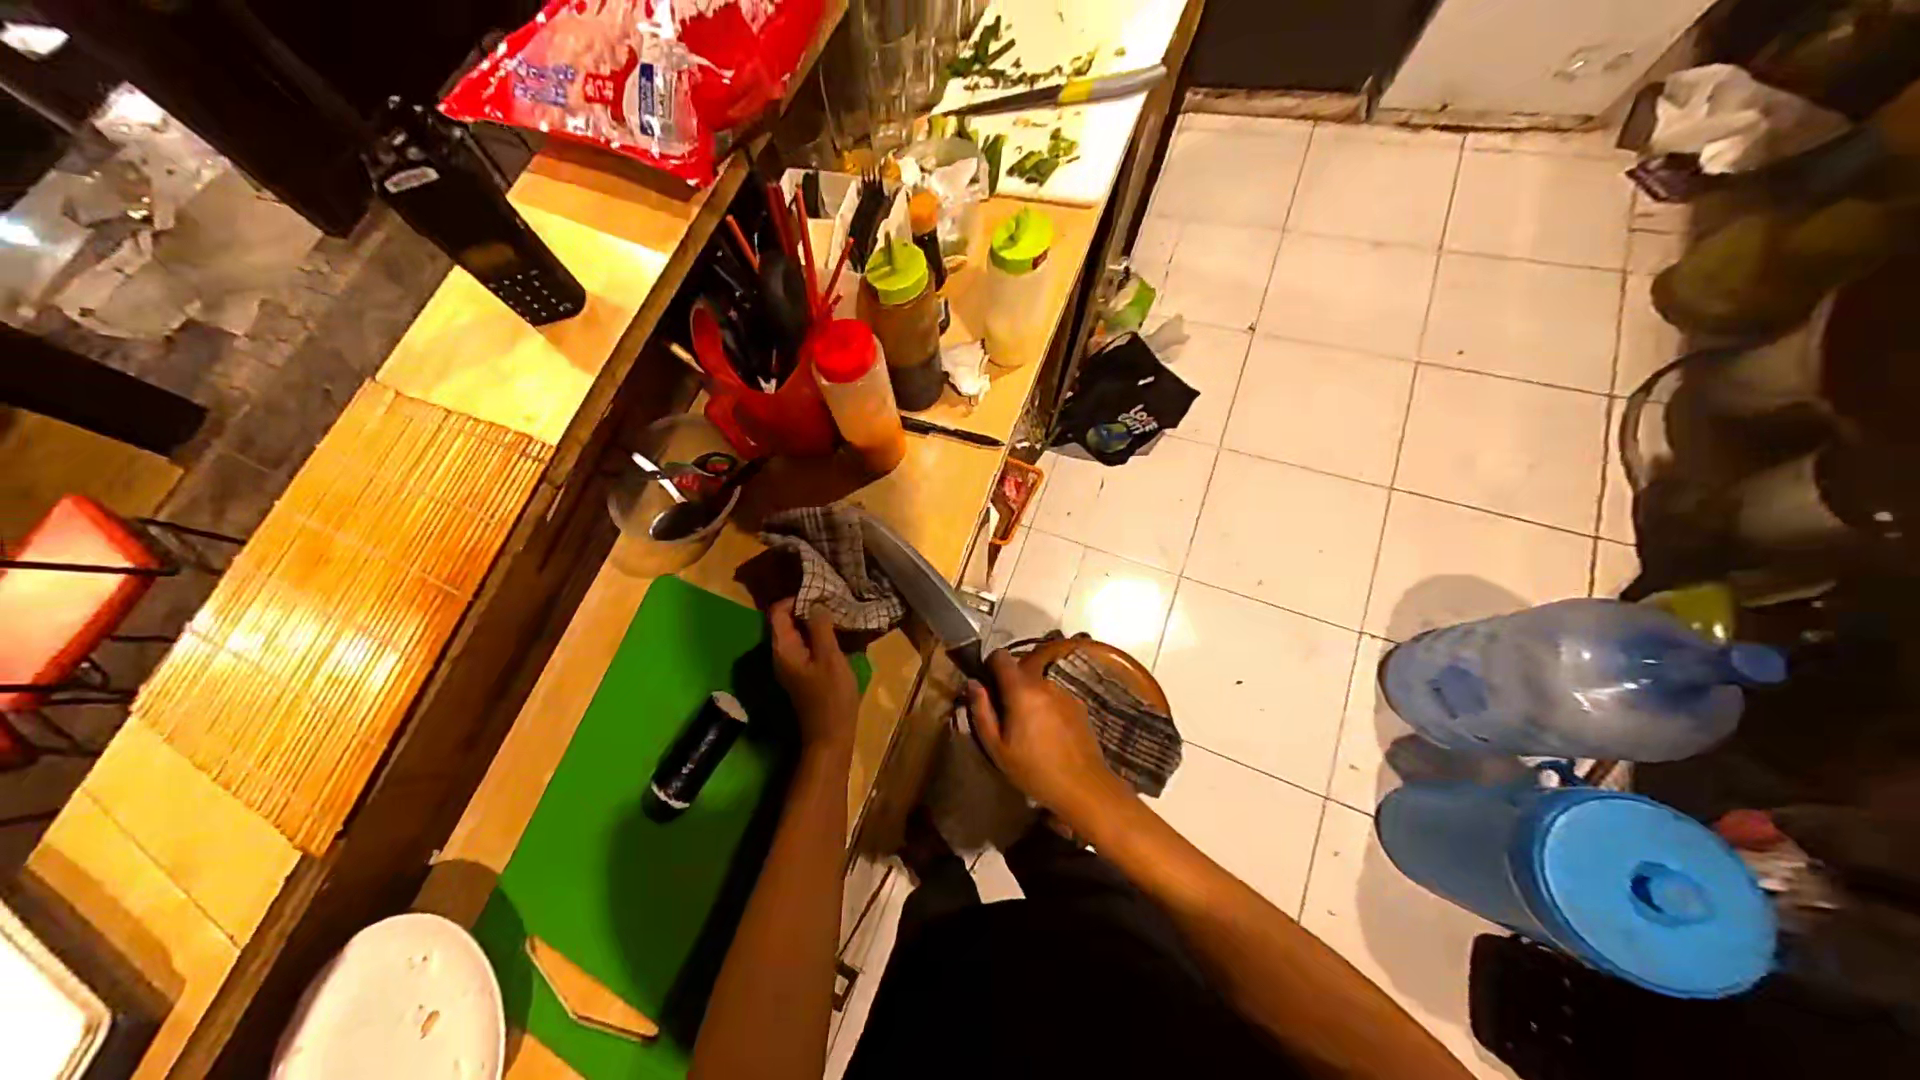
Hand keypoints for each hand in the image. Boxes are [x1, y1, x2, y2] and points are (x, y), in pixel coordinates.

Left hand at [770, 599, 859, 753]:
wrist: (830, 736)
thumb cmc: (831, 696)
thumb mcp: (829, 657)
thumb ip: (820, 628)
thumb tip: (816, 602)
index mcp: (783, 648)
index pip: (777, 611)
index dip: (796, 598)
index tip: (820, 594)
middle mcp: (781, 654)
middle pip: (785, 621)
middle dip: (806, 608)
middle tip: (832, 601)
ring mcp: (791, 665)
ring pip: (797, 633)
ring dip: (814, 622)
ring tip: (837, 615)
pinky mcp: (802, 673)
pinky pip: (805, 646)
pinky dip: (818, 636)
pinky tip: (837, 636)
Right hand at [967, 650, 1130, 822]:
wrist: (1083, 786)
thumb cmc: (1034, 770)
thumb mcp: (997, 748)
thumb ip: (982, 712)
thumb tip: (973, 683)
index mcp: (1022, 691)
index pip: (1002, 657)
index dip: (990, 665)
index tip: (987, 685)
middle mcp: (1044, 684)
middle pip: (1020, 670)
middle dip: (1009, 686)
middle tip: (1005, 715)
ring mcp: (1064, 693)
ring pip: (1038, 684)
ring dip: (1029, 697)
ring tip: (1028, 728)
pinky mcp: (1079, 704)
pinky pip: (1054, 697)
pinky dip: (1046, 706)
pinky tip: (1049, 733)